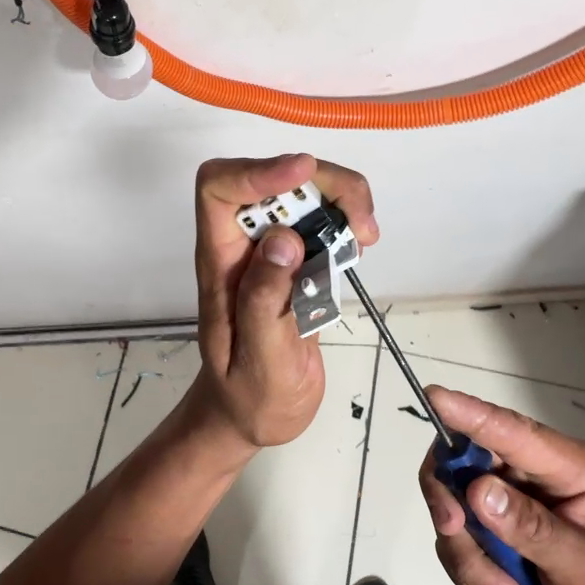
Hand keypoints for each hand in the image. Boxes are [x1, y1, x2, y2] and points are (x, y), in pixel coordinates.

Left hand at [188, 154, 377, 448]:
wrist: (258, 414)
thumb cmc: (250, 395)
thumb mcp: (259, 359)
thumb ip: (264, 301)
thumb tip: (282, 240)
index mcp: (220, 263)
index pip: (219, 189)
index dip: (256, 170)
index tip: (303, 173)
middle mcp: (242, 246)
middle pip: (270, 181)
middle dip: (319, 182)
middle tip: (361, 222)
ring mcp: (271, 250)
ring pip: (301, 194)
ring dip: (340, 199)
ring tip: (365, 236)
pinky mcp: (298, 260)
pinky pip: (320, 220)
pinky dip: (345, 220)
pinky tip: (359, 246)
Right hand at [417, 387, 584, 584]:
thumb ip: (535, 530)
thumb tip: (477, 488)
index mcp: (566, 470)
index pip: (512, 433)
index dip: (470, 414)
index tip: (434, 397)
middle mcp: (527, 478)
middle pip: (461, 459)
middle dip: (448, 495)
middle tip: (452, 528)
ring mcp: (501, 508)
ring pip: (449, 505)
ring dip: (466, 552)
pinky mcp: (485, 540)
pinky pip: (452, 544)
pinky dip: (469, 573)